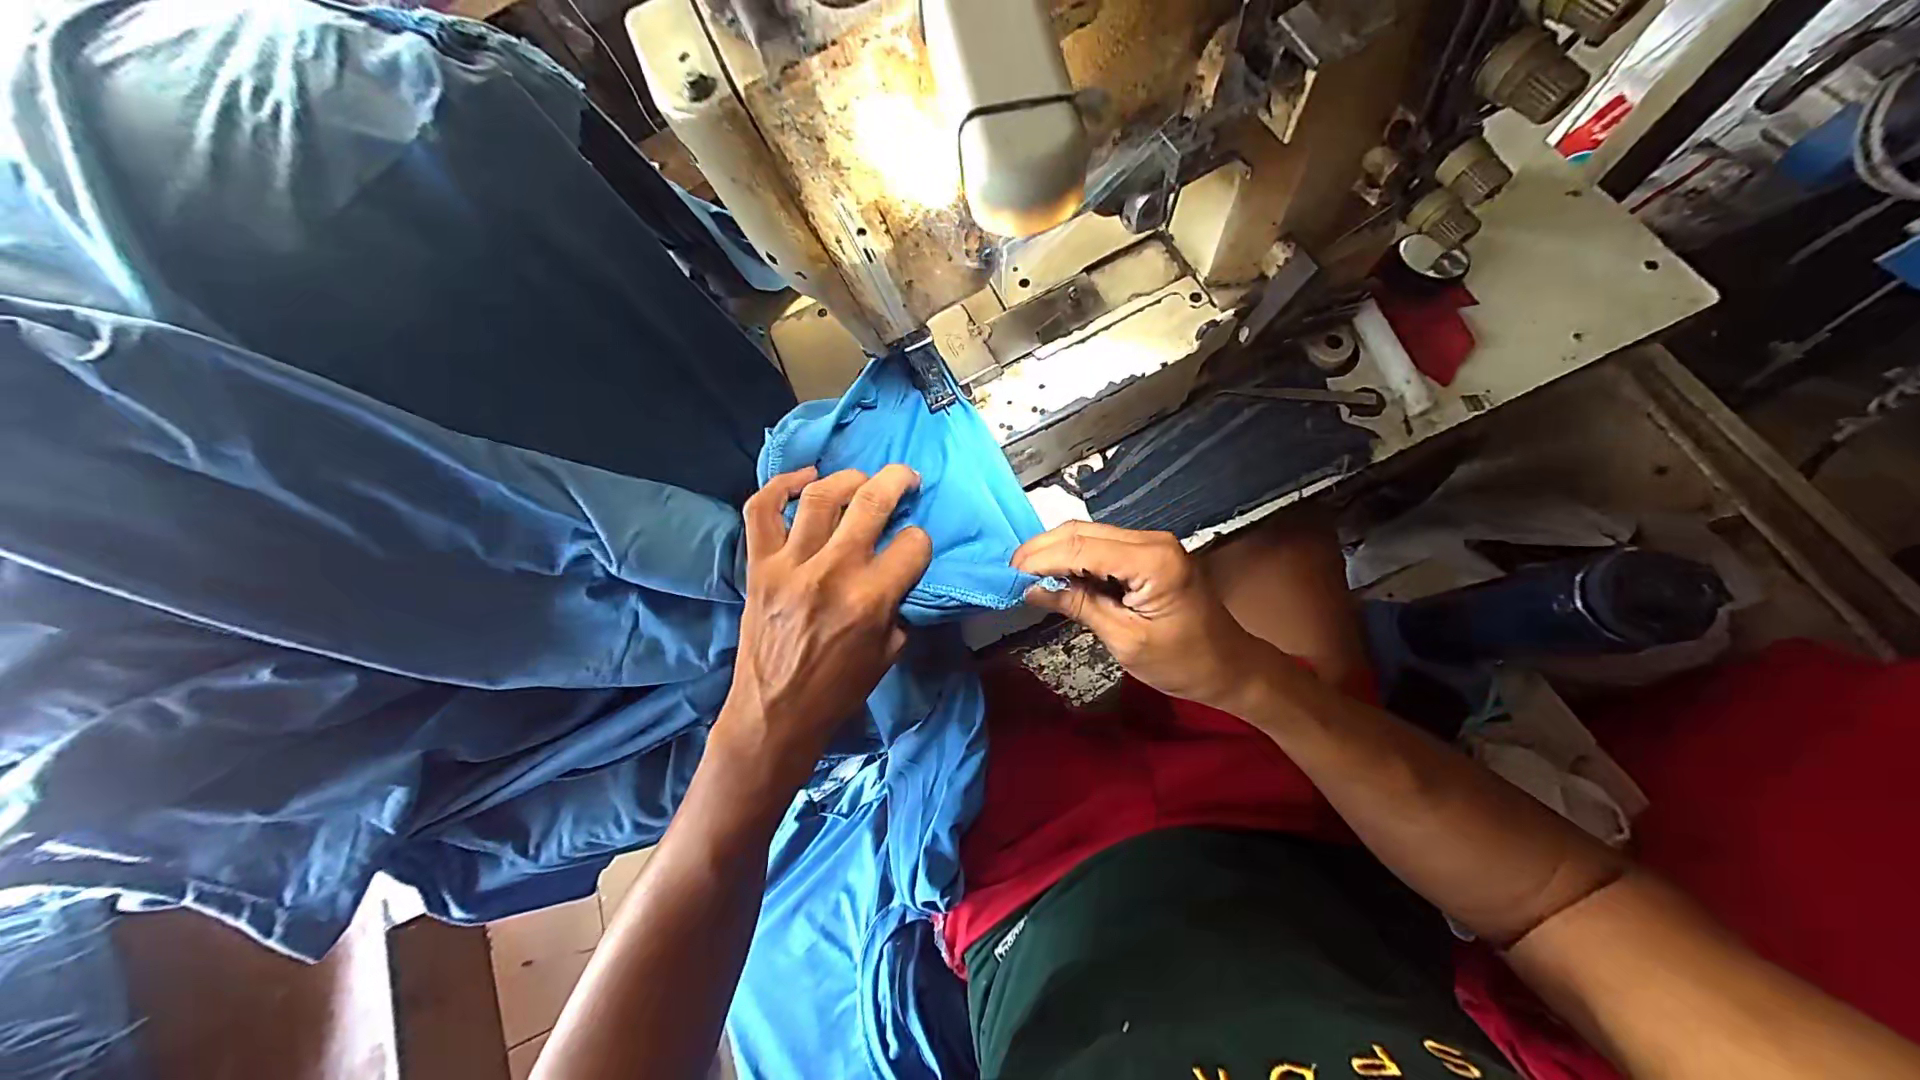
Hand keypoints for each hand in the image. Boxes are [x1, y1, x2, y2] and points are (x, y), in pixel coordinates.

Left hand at [714, 465, 933, 789]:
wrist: (775, 714)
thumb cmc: (837, 689)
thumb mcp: (888, 652)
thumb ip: (898, 605)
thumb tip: (900, 569)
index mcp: (871, 600)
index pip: (913, 544)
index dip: (920, 542)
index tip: (914, 547)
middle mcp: (832, 572)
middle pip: (871, 501)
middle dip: (897, 480)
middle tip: (906, 477)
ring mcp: (789, 564)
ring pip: (820, 495)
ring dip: (848, 477)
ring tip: (860, 480)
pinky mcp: (758, 565)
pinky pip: (762, 509)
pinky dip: (780, 484)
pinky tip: (804, 479)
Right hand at [1012, 522, 1280, 712]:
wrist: (1229, 667)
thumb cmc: (1183, 662)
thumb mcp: (1125, 640)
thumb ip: (1079, 606)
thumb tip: (1033, 590)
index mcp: (1152, 561)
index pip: (1082, 547)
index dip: (1042, 558)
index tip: (1010, 573)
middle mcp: (1151, 540)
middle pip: (1082, 531)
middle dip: (1043, 549)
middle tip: (1011, 573)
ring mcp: (1151, 544)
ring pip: (1089, 534)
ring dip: (1056, 552)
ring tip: (1026, 575)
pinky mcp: (1147, 554)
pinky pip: (1101, 547)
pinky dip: (1074, 559)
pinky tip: (1055, 574)